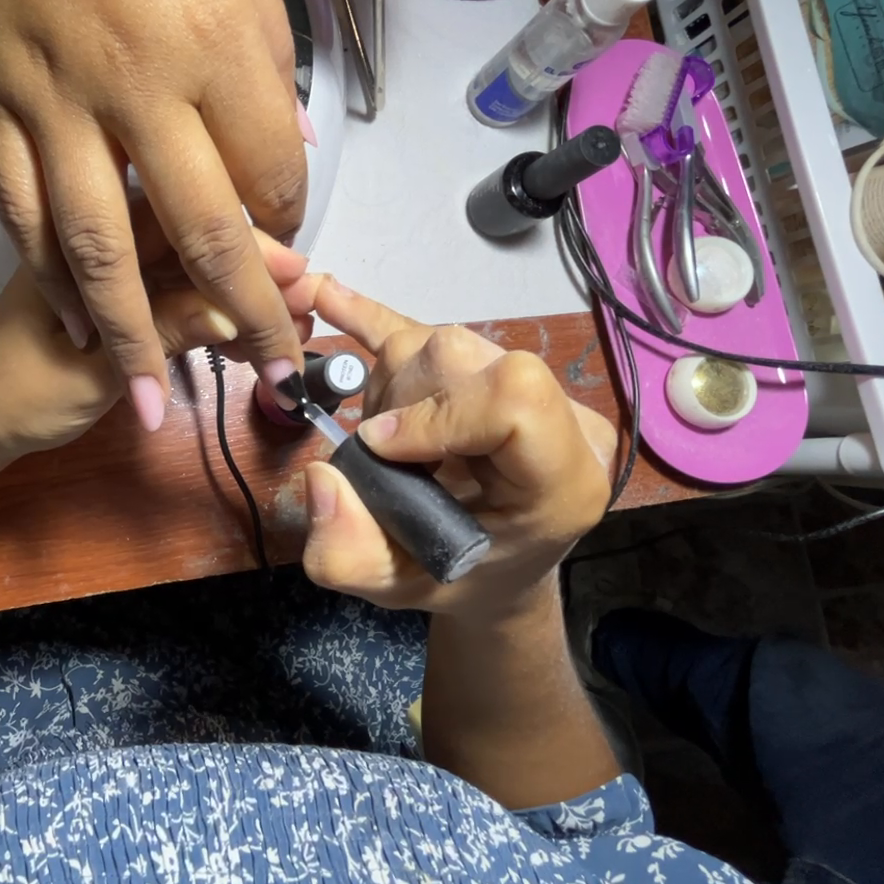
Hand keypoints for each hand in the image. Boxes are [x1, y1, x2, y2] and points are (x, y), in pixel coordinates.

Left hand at [0, 231, 314, 471]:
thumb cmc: (21, 394)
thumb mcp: (90, 371)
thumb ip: (160, 336)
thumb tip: (234, 314)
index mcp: (83, 244)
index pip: (171, 227)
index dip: (236, 247)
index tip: (291, 267)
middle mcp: (105, 245)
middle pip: (191, 243)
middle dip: (252, 266)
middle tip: (306, 289)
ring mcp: (117, 273)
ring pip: (191, 270)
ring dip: (240, 289)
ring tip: (294, 309)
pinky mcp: (125, 302)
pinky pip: (179, 297)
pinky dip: (216, 312)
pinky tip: (254, 326)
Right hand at [300, 280, 618, 617]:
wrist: (494, 567)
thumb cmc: (457, 581)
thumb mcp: (398, 590)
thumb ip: (351, 556)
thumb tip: (321, 476)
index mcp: (562, 479)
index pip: (515, 397)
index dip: (435, 413)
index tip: (380, 448)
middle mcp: (558, 415)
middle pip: (457, 357)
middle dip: (395, 403)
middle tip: (380, 457)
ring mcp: (525, 382)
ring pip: (433, 340)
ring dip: (386, 386)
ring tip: (386, 441)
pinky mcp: (484, 364)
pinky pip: (424, 325)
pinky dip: (368, 314)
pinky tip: (324, 293)